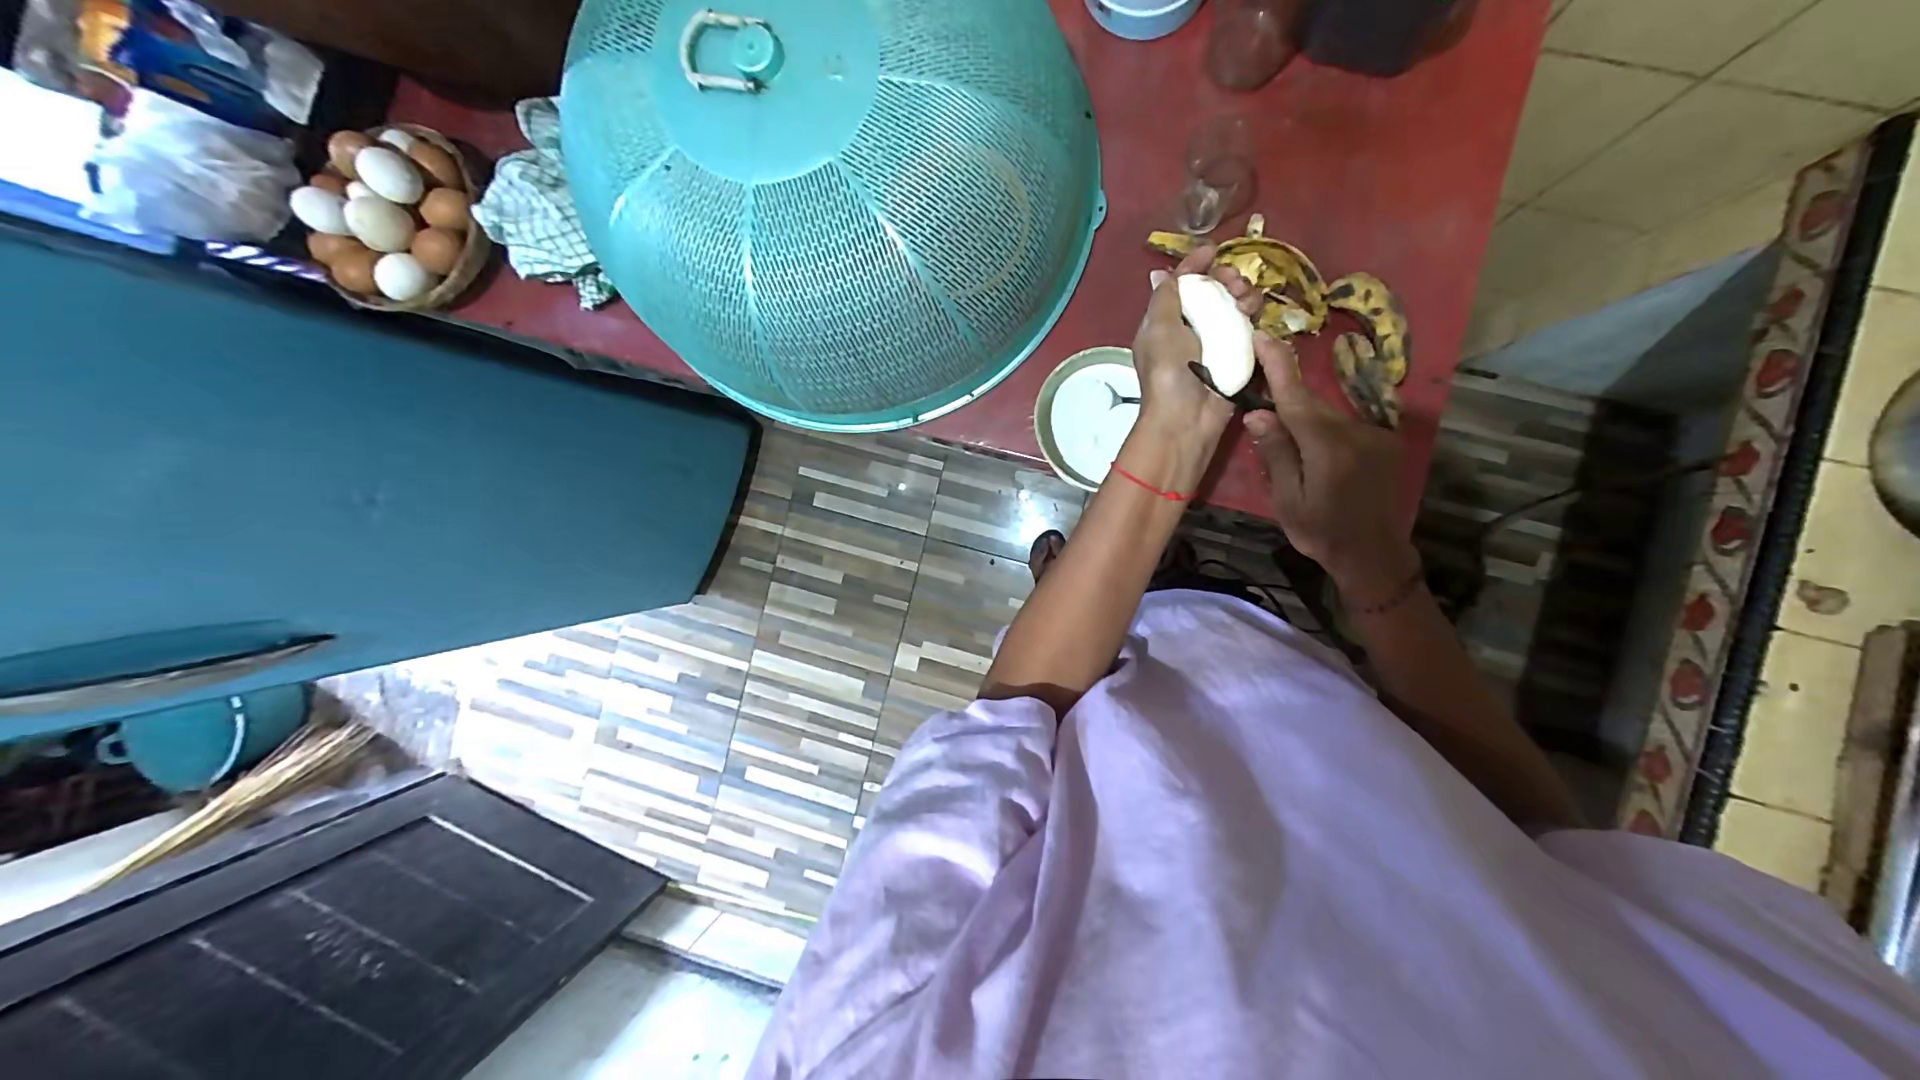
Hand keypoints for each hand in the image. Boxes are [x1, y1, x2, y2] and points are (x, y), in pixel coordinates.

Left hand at [1131, 244, 1264, 456]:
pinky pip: (1248, 328)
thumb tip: (1159, 273)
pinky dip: (1252, 315)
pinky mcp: (1234, 357)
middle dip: (1225, 278)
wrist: (1187, 417)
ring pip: (1233, 306)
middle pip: (1212, 292)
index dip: (1195, 265)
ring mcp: (1212, 344)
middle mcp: (1188, 330)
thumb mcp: (1158, 328)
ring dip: (1242, 294)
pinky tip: (1256, 313)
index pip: (1180, 285)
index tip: (1213, 249)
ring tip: (1246, 298)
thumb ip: (1164, 298)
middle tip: (1234, 281)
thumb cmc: (1169, 370)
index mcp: (1164, 322)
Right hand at [1243, 334, 1420, 604]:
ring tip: (1290, 451)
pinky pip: (1344, 426)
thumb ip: (1276, 453)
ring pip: (1328, 416)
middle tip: (1259, 410)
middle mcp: (1355, 432)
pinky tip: (1315, 456)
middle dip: (1285, 402)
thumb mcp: (1287, 499)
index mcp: (1327, 447)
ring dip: (1305, 423)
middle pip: (1311, 405)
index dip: (1279, 365)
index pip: (1297, 397)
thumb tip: (1258, 412)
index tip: (1264, 336)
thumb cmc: (1320, 531)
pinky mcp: (1384, 442)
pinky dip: (1323, 432)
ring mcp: (1374, 435)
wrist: (1373, 554)